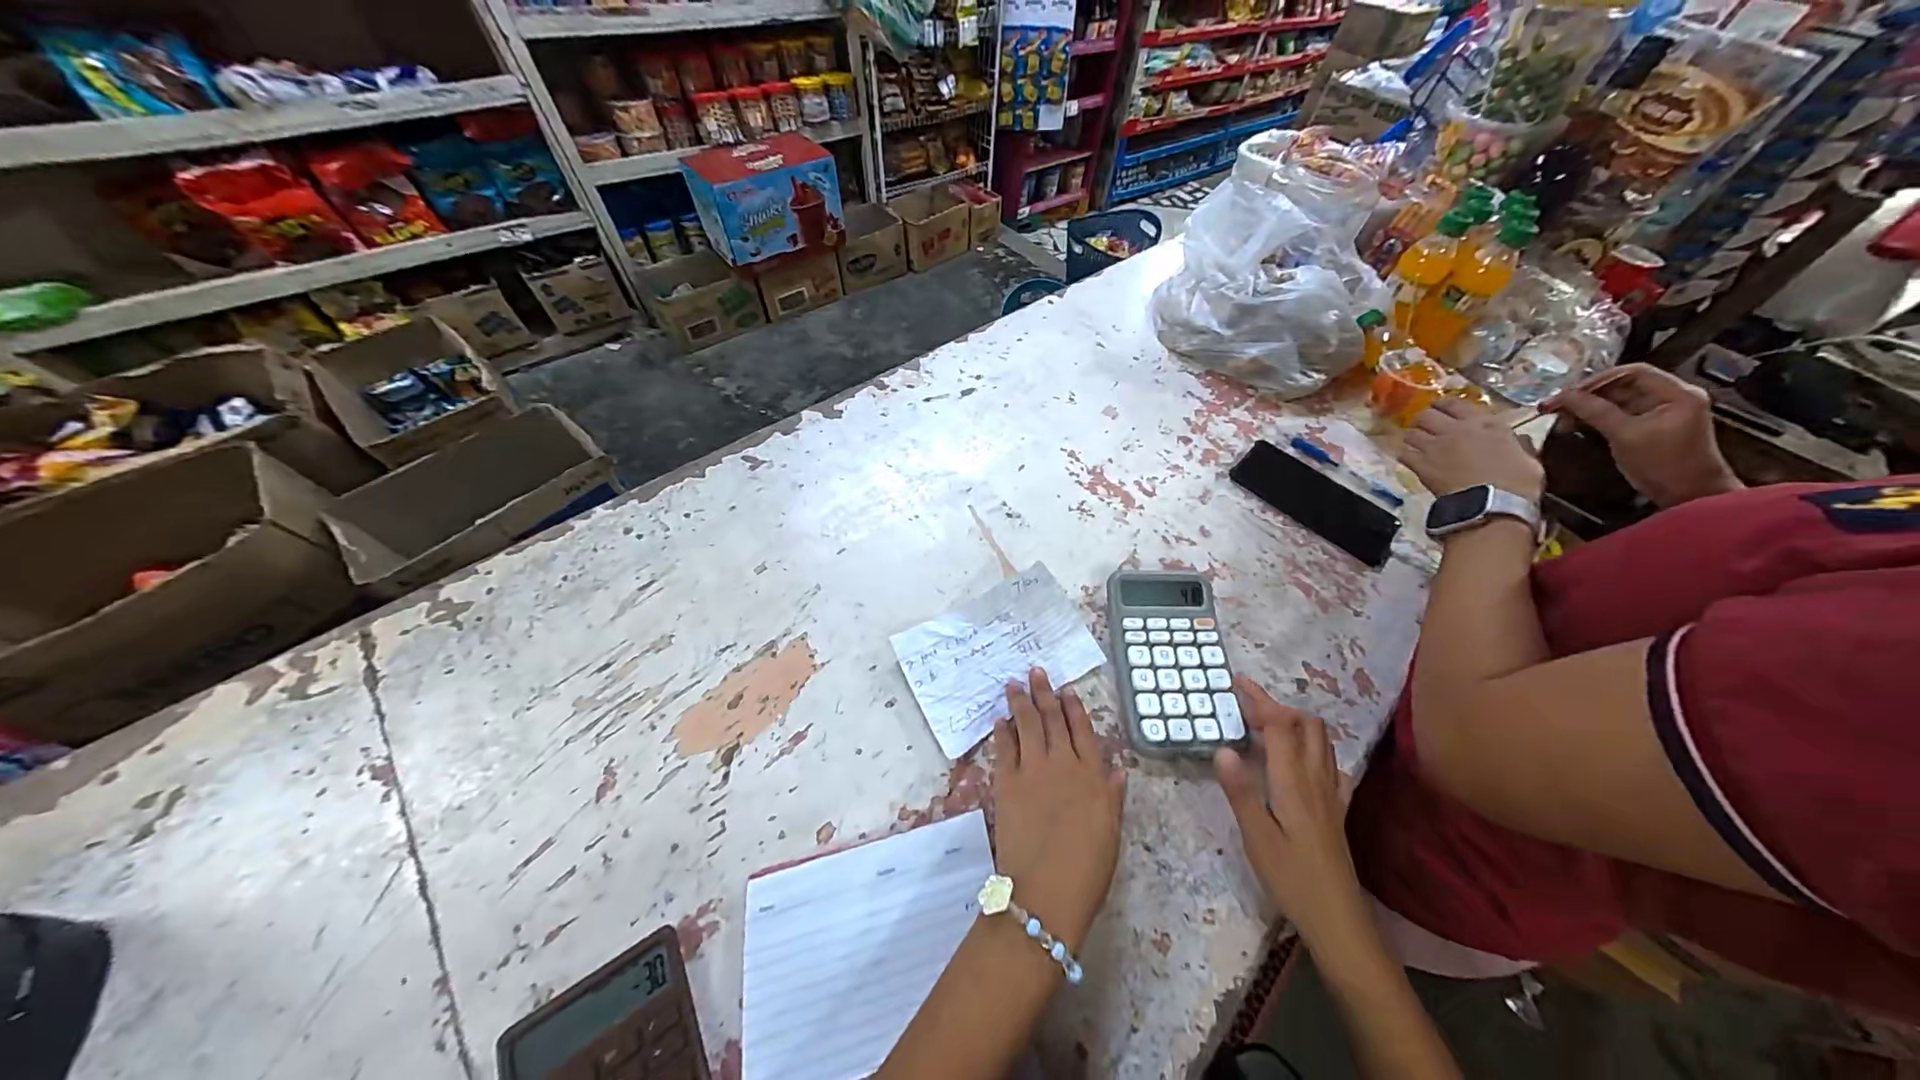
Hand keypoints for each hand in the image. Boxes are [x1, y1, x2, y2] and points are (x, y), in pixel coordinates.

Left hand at [991, 669, 1126, 950]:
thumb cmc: (1087, 868)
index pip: (1083, 731)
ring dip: (1020, 702)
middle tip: (1036, 671)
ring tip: (1014, 683)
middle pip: (1052, 720)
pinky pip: (1004, 748)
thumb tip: (1117, 769)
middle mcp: (1063, 764)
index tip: (1067, 690)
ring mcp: (1033, 770)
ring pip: (1027, 726)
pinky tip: (1000, 719)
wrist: (1048, 889)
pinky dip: (1002, 731)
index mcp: (1092, 776)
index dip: (1074, 709)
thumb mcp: (1111, 831)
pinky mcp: (1006, 782)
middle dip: (1044, 693)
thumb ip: (1112, 796)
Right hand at [1213, 678, 1366, 939]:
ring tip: (1264, 722)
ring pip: (1320, 740)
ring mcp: (1331, 794)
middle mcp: (1316, 780)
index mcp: (1293, 783)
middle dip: (1276, 705)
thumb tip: (1222, 748)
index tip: (1236, 683)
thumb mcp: (1256, 838)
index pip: (1279, 727)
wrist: (1339, 920)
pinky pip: (1330, 764)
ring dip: (1294, 721)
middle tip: (1245, 702)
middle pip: (1305, 725)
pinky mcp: (1336, 809)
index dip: (1259, 700)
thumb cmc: (1292, 879)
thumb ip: (1241, 791)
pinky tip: (1298, 758)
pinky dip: (1311, 746)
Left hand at [1400, 398, 1544, 500]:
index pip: (1454, 403)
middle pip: (1426, 415)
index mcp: (1484, 423)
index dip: (1443, 405)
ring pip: (1411, 433)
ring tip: (1416, 444)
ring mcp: (1435, 446)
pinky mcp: (1420, 465)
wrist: (1494, 504)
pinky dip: (1404, 455)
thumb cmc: (1518, 482)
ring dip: (1413, 437)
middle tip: (1425, 428)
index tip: (1440, 409)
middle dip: (1424, 420)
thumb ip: (1518, 443)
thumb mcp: (1527, 456)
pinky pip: (1403, 453)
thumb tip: (1518, 440)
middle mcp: (1455, 429)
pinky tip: (1409, 459)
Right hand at [1543, 364, 1741, 507]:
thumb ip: (1595, 412)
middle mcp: (1673, 396)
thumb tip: (1564, 396)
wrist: (1690, 495)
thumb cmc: (1662, 464)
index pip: (1633, 372)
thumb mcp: (1625, 435)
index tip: (1567, 394)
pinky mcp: (1654, 426)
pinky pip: (1622, 414)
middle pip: (1624, 385)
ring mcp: (1664, 412)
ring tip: (1561, 417)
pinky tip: (1577, 424)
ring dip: (1590, 407)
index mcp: (1677, 393)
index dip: (1597, 380)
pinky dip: (1599, 417)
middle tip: (1556, 406)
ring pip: (1620, 400)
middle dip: (1589, 395)